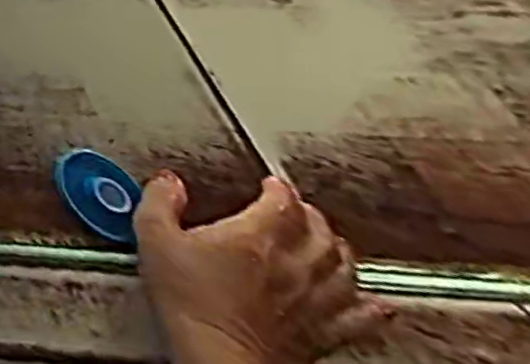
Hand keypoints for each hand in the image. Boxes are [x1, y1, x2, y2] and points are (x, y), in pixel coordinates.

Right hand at [136, 173, 392, 363]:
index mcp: (252, 239)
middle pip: (319, 234)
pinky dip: (372, 307)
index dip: (279, 188)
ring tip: (331, 241)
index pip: (281, 204)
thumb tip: (169, 182)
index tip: (273, 183)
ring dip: (339, 251)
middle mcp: (291, 267)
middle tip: (299, 207)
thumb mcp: (153, 234)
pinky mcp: (322, 333)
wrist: (216, 353)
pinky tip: (376, 303)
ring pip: (345, 269)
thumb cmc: (187, 298)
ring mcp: (312, 302)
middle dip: (311, 215)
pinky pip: (361, 318)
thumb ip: (159, 200)